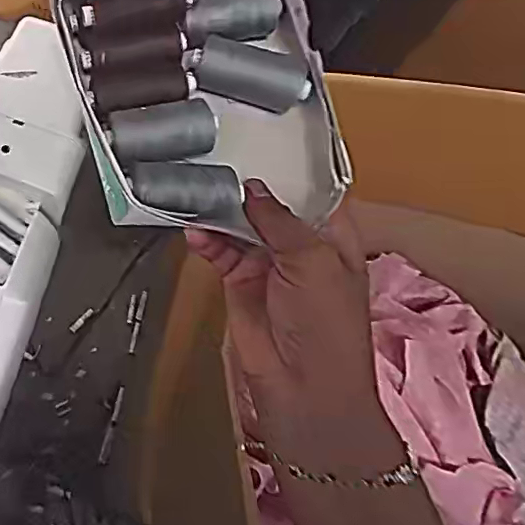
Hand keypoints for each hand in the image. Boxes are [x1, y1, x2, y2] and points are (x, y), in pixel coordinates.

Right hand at [186, 182, 399, 474]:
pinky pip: (218, 250)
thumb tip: (252, 187)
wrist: (303, 387)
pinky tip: (193, 230)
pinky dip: (205, 239)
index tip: (263, 137)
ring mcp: (267, 261)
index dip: (291, 166)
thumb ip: (280, 221)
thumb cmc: (326, 322)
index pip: (311, 189)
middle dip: (246, 184)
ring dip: (220, 210)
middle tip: (216, 154)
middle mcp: (299, 242)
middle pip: (269, 203)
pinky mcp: (238, 279)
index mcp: (331, 234)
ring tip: (197, 190)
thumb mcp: (314, 261)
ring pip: (239, 224)